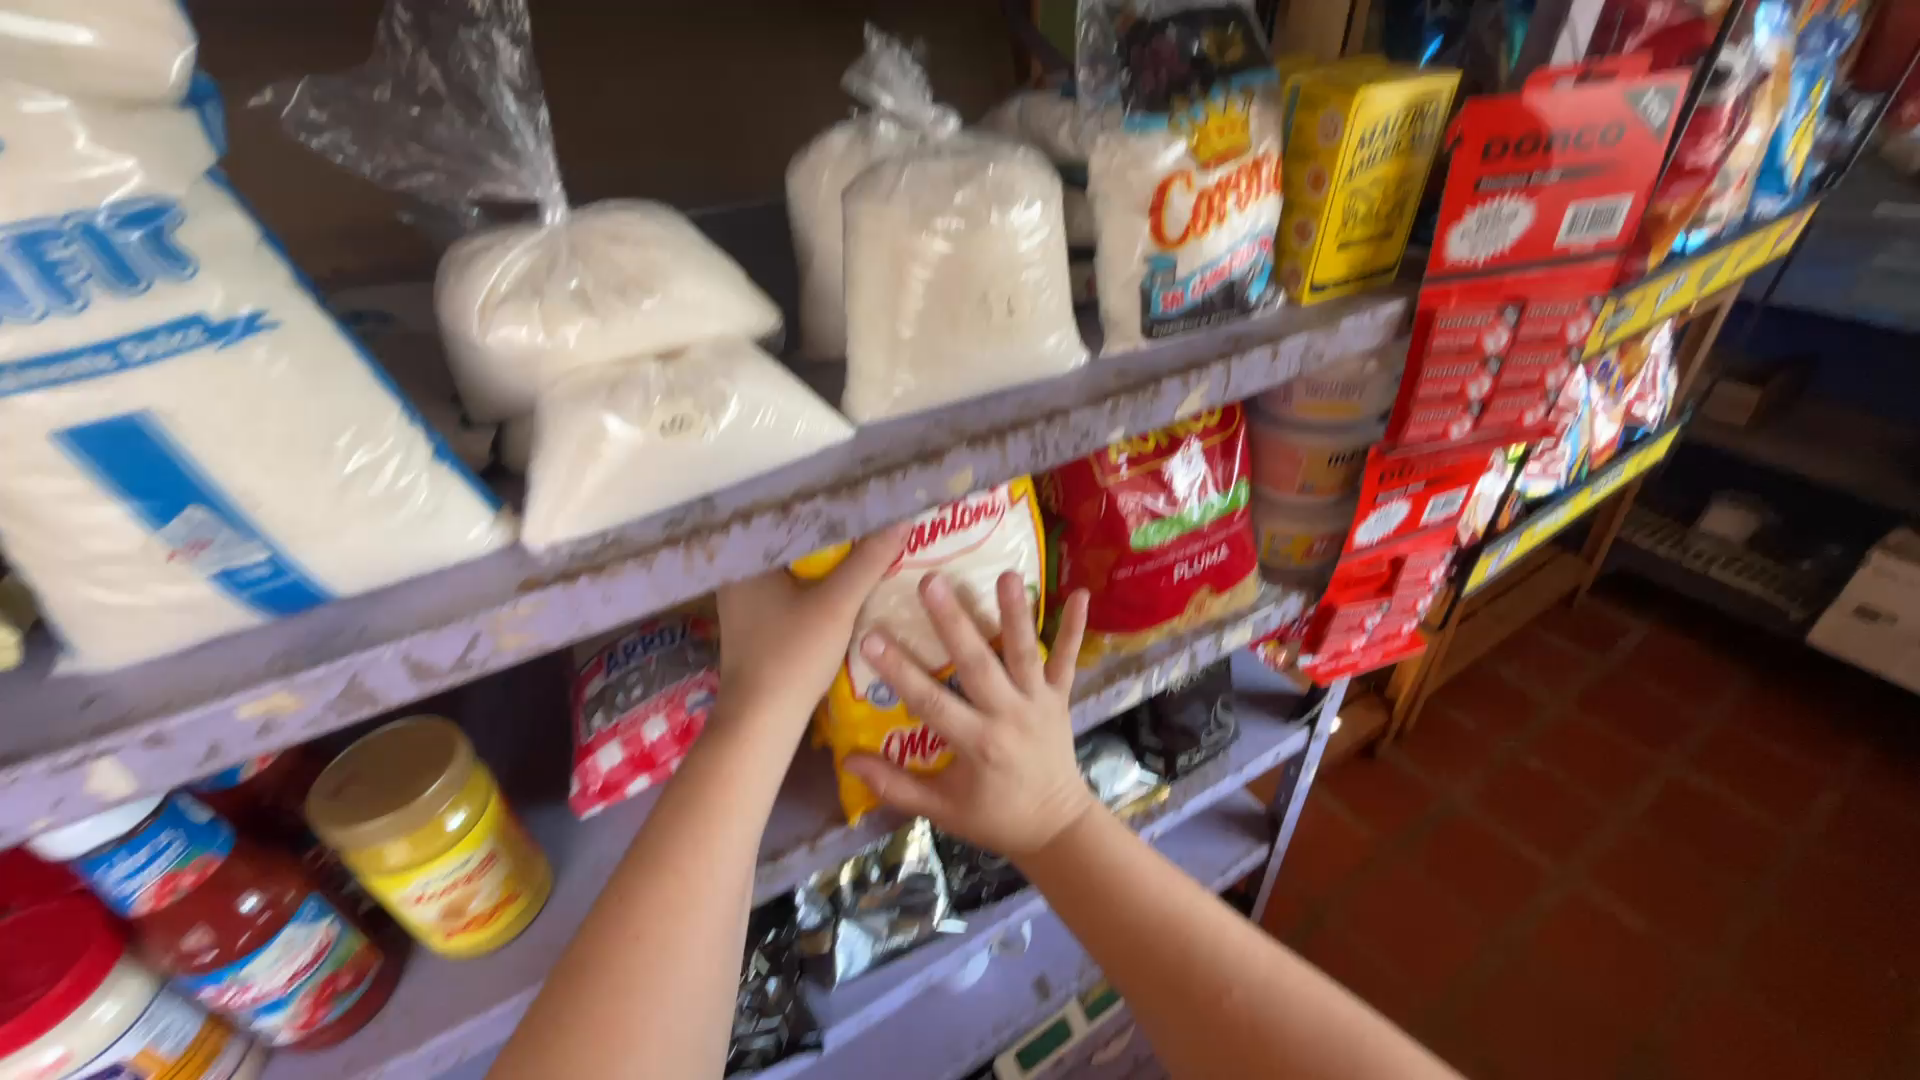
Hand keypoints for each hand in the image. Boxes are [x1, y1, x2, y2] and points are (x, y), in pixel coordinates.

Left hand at [713, 524, 909, 738]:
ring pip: (795, 567)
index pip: (792, 515)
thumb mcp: (837, 605)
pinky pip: (792, 589)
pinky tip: (846, 581)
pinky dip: (818, 583)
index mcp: (747, 558)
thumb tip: (904, 520)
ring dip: (828, 560)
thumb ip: (869, 561)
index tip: (863, 496)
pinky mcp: (758, 622)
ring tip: (867, 541)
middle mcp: (740, 572)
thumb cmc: (792, 656)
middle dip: (833, 533)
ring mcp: (746, 600)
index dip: (830, 505)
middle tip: (872, 515)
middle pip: (794, 541)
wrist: (761, 721)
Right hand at [844, 572, 1098, 857]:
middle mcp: (1009, 716)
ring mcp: (1039, 703)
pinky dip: (1076, 629)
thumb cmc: (994, 817)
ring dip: (1015, 613)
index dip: (899, 672)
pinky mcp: (1060, 698)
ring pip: (1025, 653)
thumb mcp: (941, 811)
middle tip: (931, 581)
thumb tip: (848, 760)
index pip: (931, 703)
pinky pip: (1068, 661)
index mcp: (977, 744)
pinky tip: (1082, 595)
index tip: (870, 638)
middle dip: (954, 622)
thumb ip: (895, 786)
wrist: (1057, 827)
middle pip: (978, 664)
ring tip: (1004, 574)